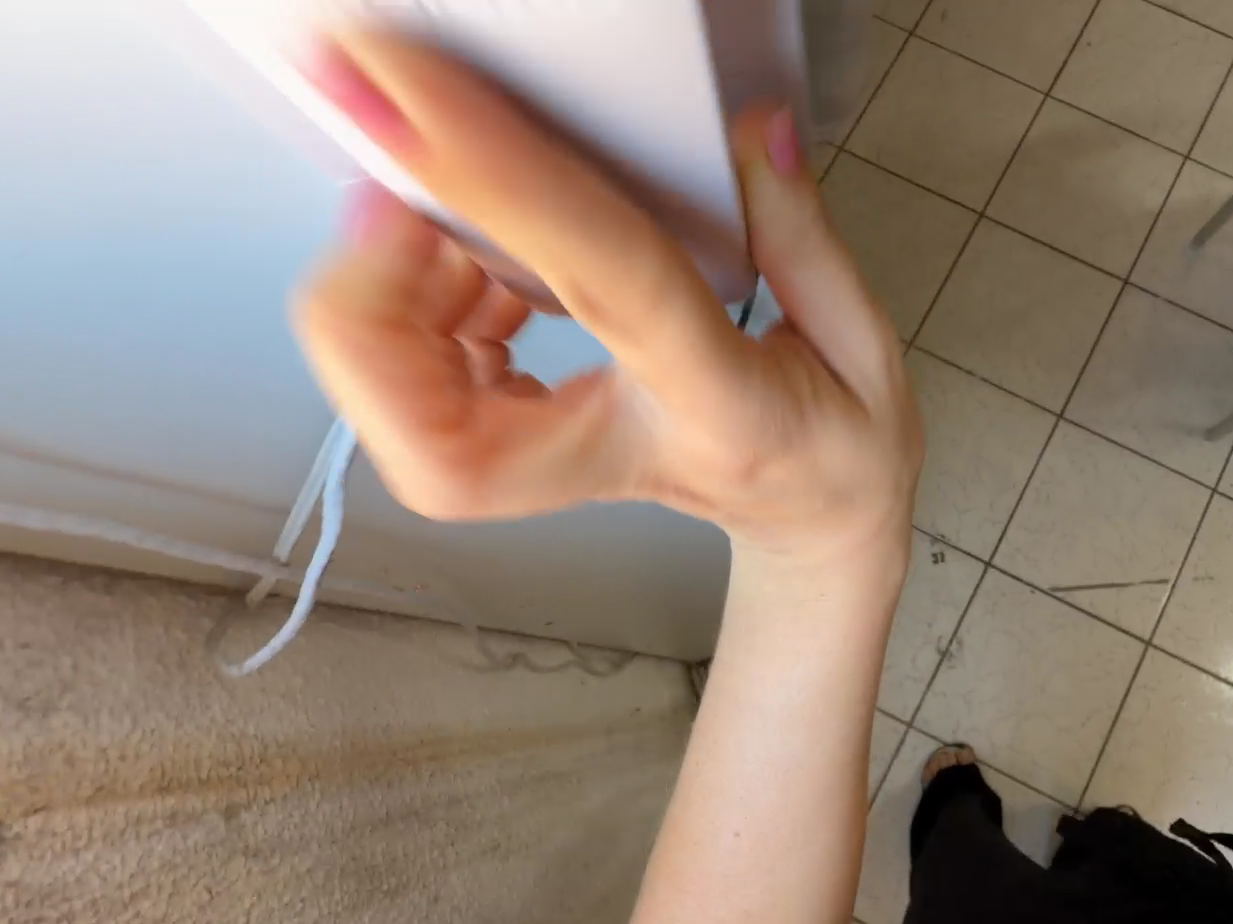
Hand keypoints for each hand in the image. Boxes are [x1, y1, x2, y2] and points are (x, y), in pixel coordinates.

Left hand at [291, 31, 922, 571]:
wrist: (815, 523)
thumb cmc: (842, 451)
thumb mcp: (863, 347)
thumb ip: (803, 240)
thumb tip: (747, 135)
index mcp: (725, 412)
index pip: (613, 297)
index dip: (511, 191)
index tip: (411, 92)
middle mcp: (628, 453)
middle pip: (447, 441)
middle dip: (369, 310)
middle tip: (387, 187)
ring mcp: (573, 470)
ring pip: (412, 434)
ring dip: (383, 307)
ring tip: (447, 225)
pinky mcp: (540, 460)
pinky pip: (423, 412)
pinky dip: (409, 324)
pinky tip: (468, 276)